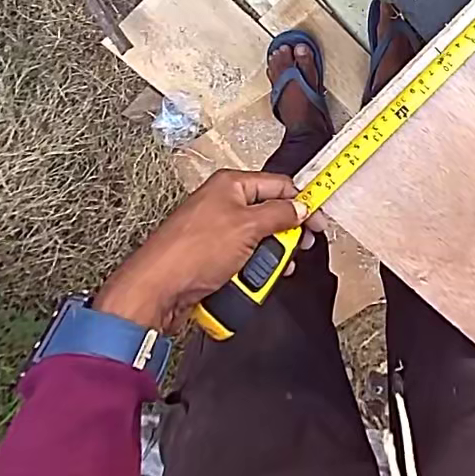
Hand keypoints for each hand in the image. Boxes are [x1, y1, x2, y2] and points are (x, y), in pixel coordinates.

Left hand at [93, 169, 309, 331]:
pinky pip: (242, 261)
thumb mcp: (247, 227)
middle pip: (269, 215)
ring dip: (267, 260)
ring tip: (266, 273)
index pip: (278, 185)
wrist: (157, 289)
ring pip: (258, 242)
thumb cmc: (191, 251)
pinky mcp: (211, 258)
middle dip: (284, 236)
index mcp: (231, 186)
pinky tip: (250, 284)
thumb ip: (279, 215)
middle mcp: (223, 204)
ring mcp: (216, 232)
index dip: (301, 202)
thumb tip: (299, 207)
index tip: (317, 221)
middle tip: (295, 251)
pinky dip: (250, 273)